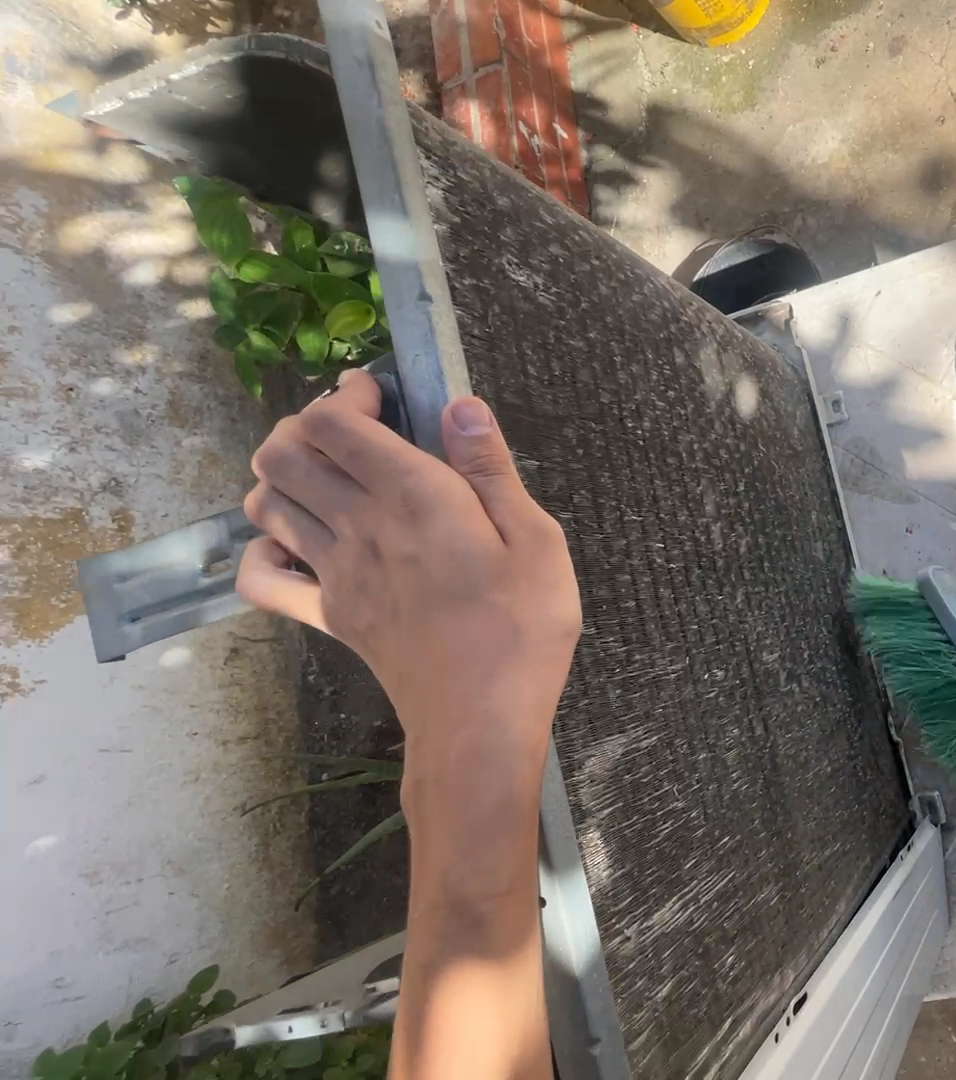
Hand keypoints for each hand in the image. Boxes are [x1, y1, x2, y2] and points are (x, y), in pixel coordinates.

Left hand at [237, 369, 581, 762]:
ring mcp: (333, 574)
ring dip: (284, 473)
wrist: (482, 715)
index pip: (337, 425)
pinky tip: (302, 542)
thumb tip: (461, 405)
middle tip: (357, 428)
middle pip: (283, 454)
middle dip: (307, 425)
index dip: (344, 394)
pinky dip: (264, 546)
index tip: (377, 389)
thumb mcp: (538, 540)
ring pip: (265, 502)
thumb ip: (493, 470)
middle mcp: (359, 527)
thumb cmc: (526, 624)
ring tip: (334, 474)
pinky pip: (262, 576)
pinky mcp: (329, 615)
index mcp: (415, 500)